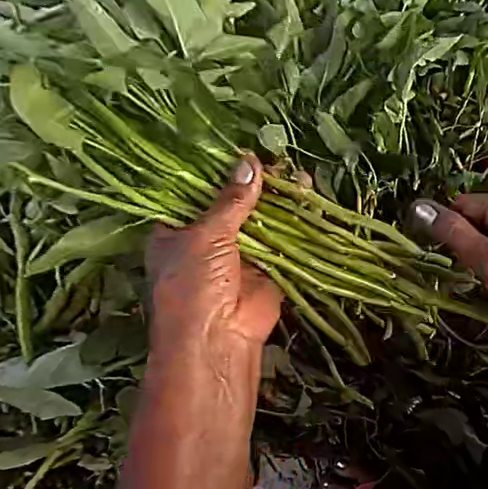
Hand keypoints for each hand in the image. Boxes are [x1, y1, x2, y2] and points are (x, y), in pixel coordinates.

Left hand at [144, 156, 282, 386]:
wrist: (217, 337)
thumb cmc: (192, 284)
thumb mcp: (206, 235)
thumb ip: (231, 200)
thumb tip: (250, 162)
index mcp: (177, 229)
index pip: (197, 192)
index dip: (220, 172)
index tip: (244, 151)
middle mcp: (208, 239)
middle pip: (235, 205)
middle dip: (257, 185)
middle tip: (280, 160)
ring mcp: (241, 254)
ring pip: (263, 222)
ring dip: (280, 202)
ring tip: (300, 177)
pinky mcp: (269, 269)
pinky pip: (285, 243)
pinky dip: (298, 225)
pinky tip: (310, 202)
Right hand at [412, 194, 487, 335]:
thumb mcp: (482, 257)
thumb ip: (451, 231)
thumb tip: (419, 207)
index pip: (462, 204)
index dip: (451, 228)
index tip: (452, 252)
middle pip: (474, 217)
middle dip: (467, 241)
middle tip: (475, 265)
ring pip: (484, 233)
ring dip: (478, 252)